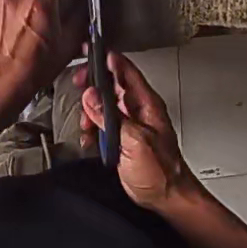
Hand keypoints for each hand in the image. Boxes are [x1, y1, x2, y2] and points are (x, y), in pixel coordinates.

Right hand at [78, 50, 201, 210]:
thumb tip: (92, 96)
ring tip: (88, 125)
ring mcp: (129, 125)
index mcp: (146, 104)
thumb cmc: (162, 172)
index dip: (108, 59)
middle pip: (111, 86)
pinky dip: (93, 130)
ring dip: (90, 113)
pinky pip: (102, 126)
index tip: (92, 50)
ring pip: (103, 106)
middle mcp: (137, 111)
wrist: (166, 197)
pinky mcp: (121, 140)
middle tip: (80, 85)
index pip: (126, 71)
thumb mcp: (133, 140)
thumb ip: (110, 117)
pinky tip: (91, 139)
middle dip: (93, 86)